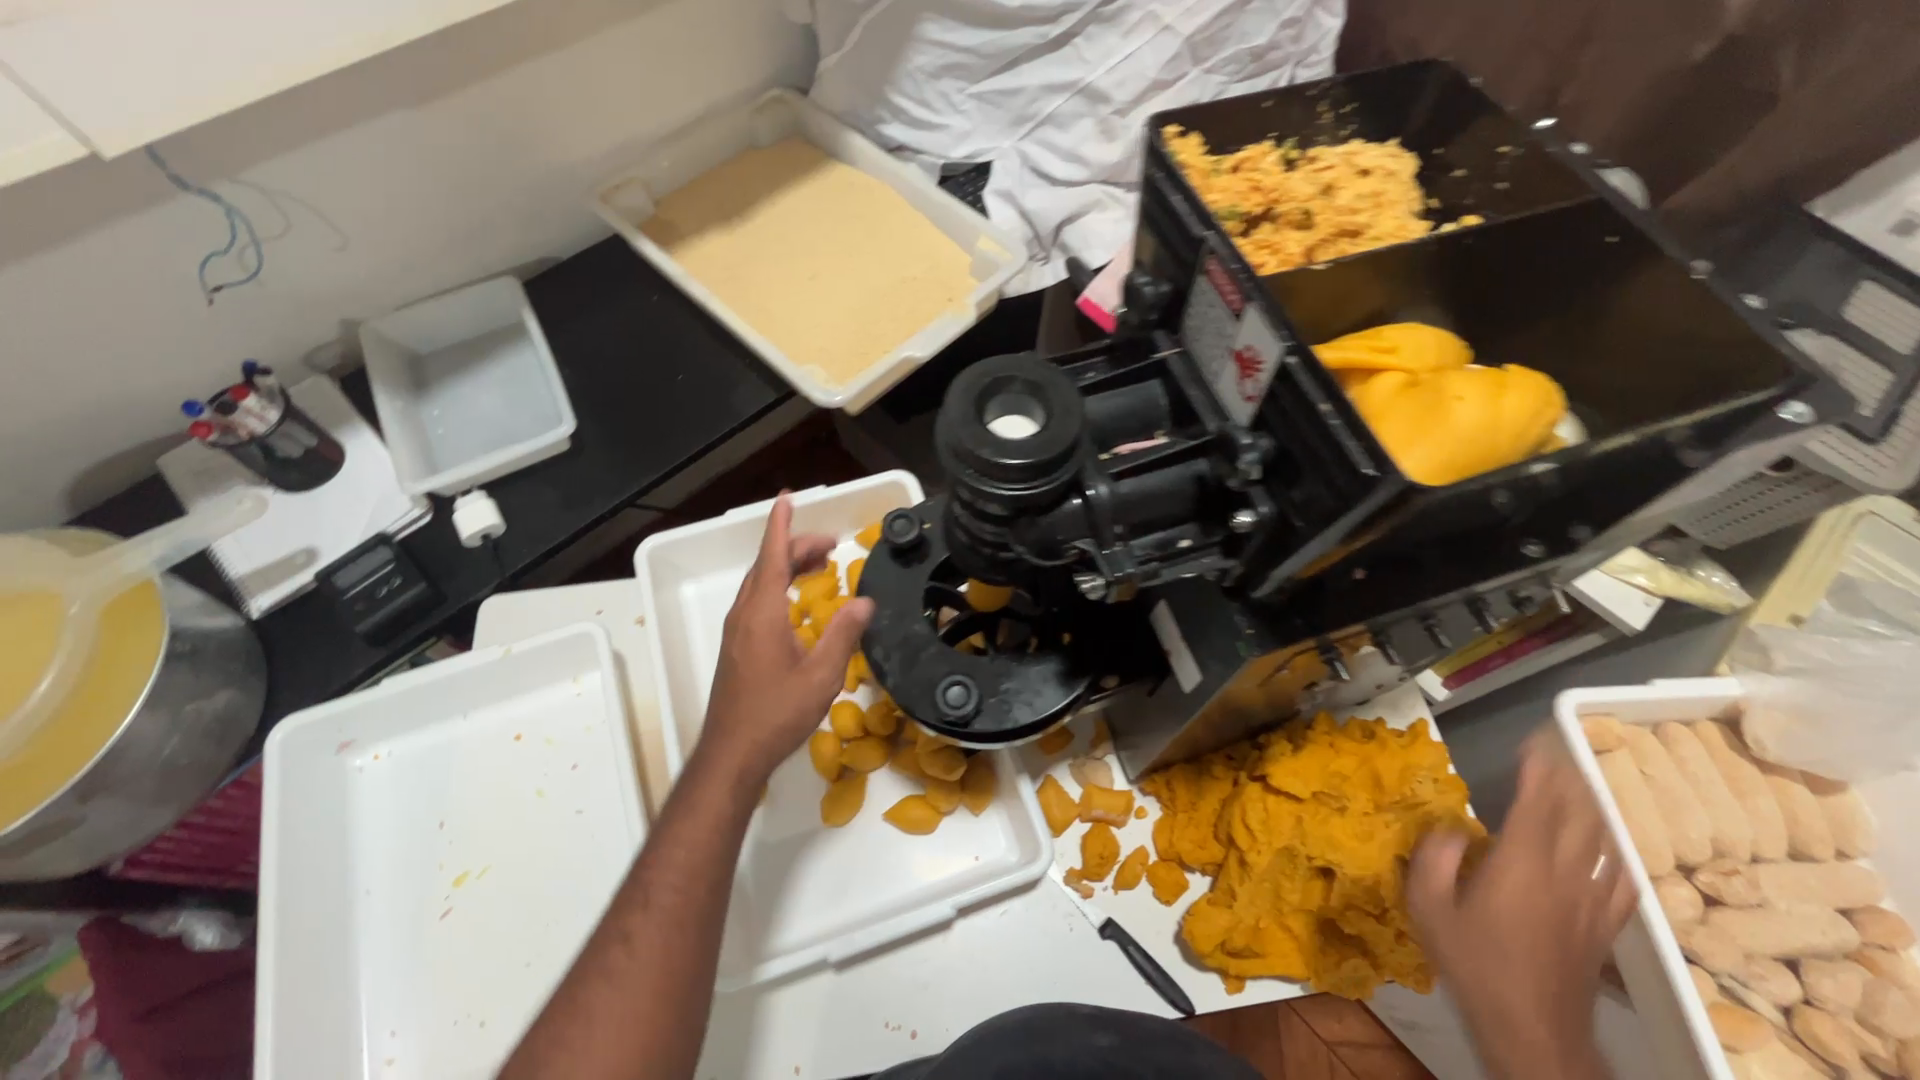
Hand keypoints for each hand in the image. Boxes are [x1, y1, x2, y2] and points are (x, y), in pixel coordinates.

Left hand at [695, 494, 873, 782]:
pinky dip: (780, 588)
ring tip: (819, 567)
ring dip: (787, 567)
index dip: (781, 525)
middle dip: (796, 546)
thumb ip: (843, 634)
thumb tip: (864, 601)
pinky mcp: (737, 648)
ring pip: (761, 584)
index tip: (788, 498)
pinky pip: (758, 602)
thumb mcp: (821, 676)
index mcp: (763, 612)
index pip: (773, 555)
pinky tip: (799, 605)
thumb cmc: (776, 714)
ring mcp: (737, 632)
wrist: (732, 753)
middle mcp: (745, 614)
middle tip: (831, 546)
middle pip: (768, 566)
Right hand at [1407, 737, 1635, 1079]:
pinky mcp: (1605, 925)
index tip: (1537, 740)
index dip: (1540, 768)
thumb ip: (1433, 860)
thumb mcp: (1428, 908)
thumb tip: (1450, 829)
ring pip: (1605, 840)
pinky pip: (1623, 879)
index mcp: (1521, 863)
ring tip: (1587, 784)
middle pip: (1578, 814)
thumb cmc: (1473, 964)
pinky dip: (1620, 852)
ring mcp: (1591, 900)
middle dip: (1570, 777)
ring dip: (1597, 806)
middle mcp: (1564, 873)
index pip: (1538, 802)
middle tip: (1560, 751)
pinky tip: (1617, 846)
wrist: (1532, 1028)